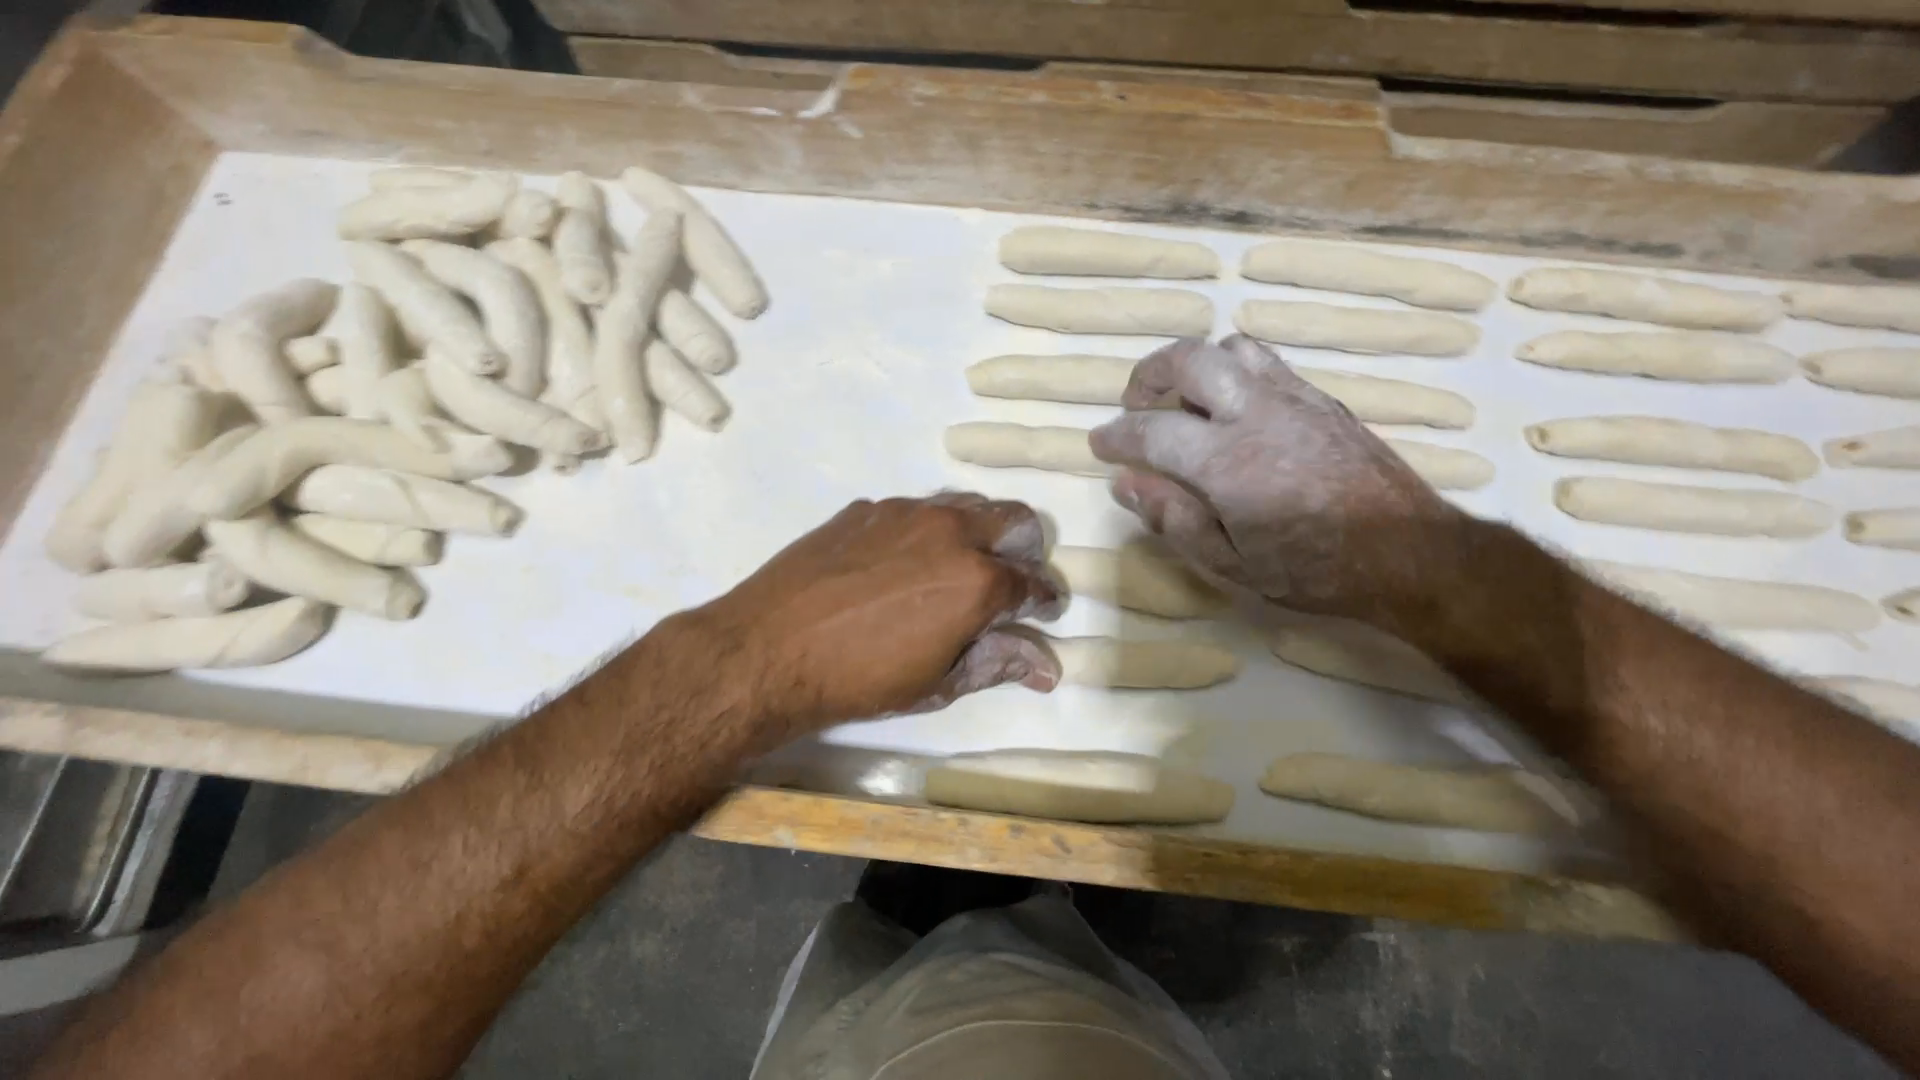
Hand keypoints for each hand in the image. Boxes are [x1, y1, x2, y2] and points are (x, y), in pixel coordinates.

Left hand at [692, 493, 1063, 732]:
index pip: (1033, 582)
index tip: (1046, 610)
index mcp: (976, 579)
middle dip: (1026, 550)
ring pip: (966, 504)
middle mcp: (950, 531)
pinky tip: (905, 562)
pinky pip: (917, 508)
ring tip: (962, 567)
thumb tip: (1047, 666)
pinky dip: (931, 530)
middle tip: (1012, 580)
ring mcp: (906, 512)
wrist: (767, 650)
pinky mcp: (867, 508)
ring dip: (980, 532)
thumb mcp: (937, 682)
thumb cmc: (860, 680)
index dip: (1046, 599)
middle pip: (1015, 519)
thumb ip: (997, 663)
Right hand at [1089, 335, 1466, 623]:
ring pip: (1230, 348)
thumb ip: (1173, 519)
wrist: (1408, 553)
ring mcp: (1293, 398)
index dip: (1116, 435)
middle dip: (1147, 375)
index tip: (1099, 444)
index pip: (1151, 430)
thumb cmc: (1313, 570)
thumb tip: (1127, 484)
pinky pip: (1266, 363)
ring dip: (1194, 365)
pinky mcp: (1321, 399)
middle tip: (1135, 406)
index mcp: (1228, 462)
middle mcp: (1256, 414)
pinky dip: (1233, 372)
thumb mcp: (1231, 563)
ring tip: (1184, 400)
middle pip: (1188, 360)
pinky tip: (1232, 409)